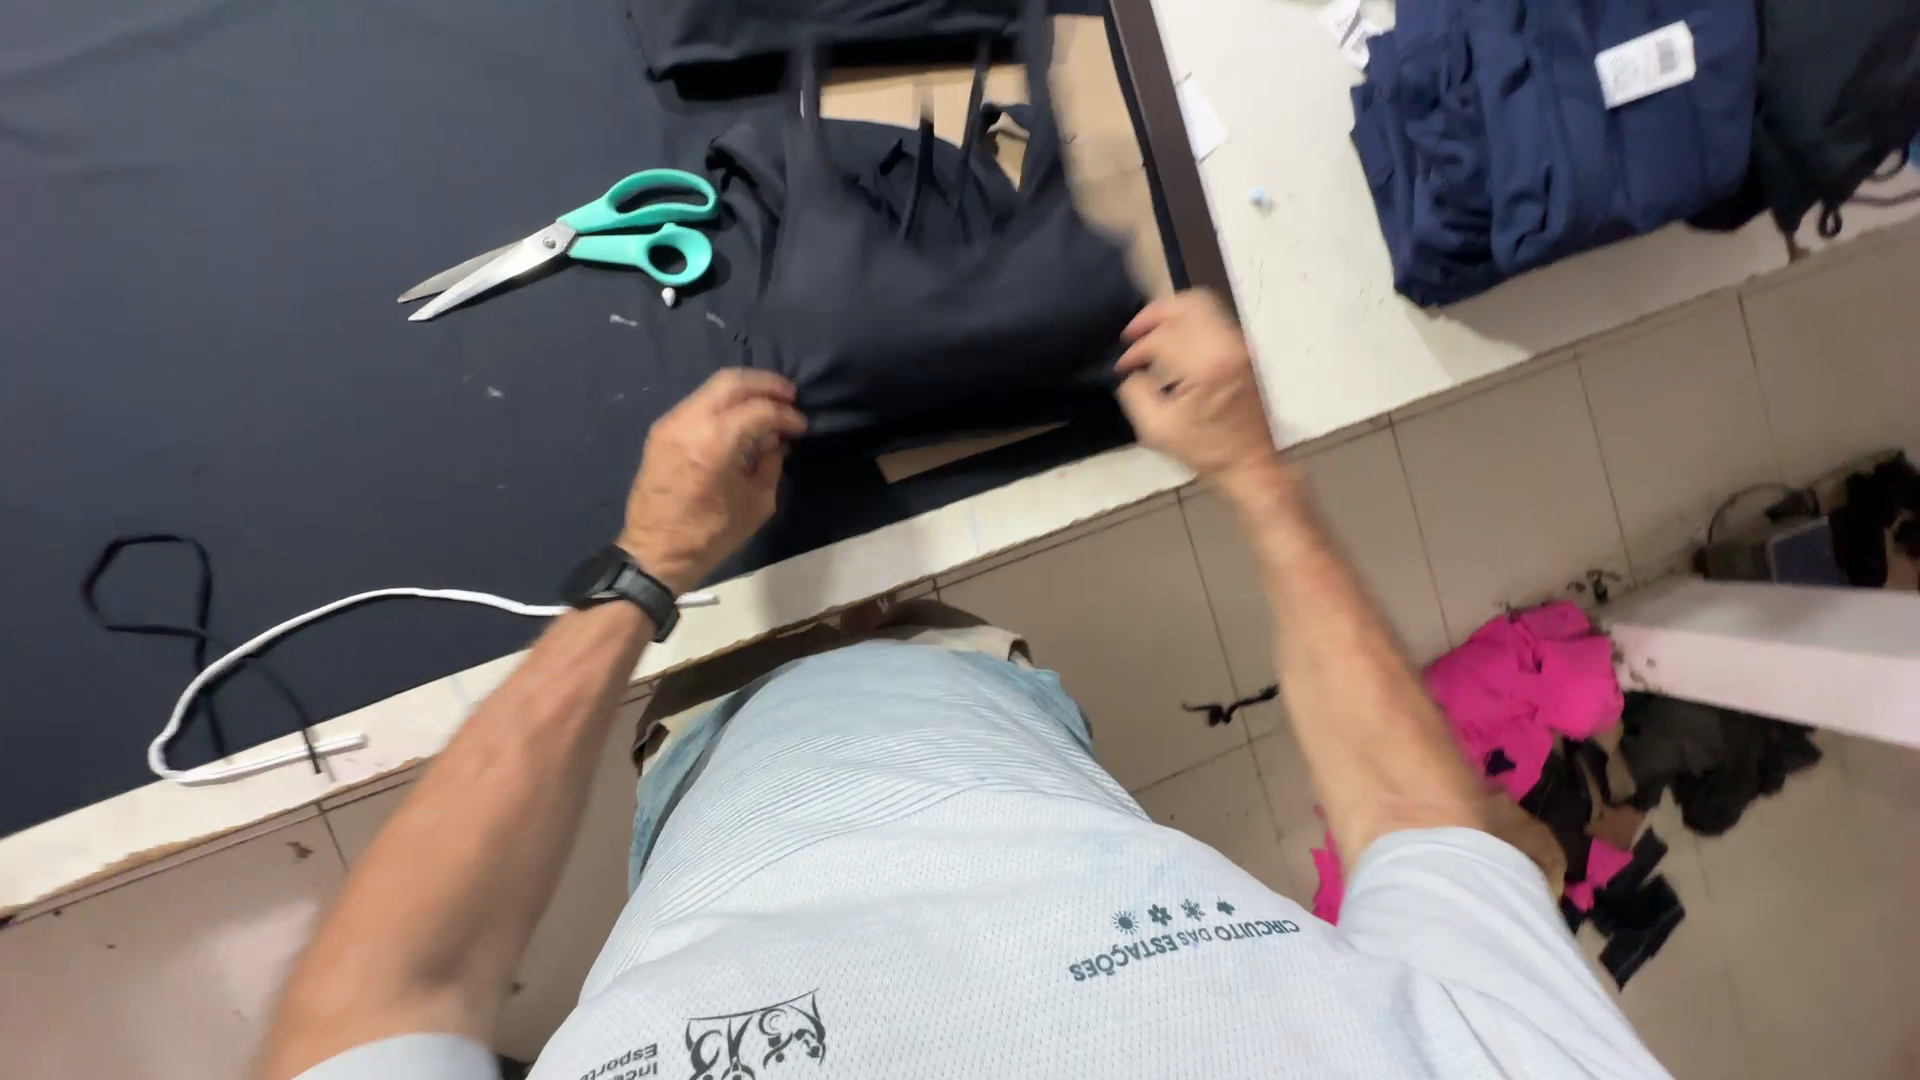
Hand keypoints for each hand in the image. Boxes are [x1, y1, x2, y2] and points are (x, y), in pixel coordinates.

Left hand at [618, 369, 806, 594]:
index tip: (801, 425)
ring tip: (768, 405)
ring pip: (713, 388)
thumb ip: (770, 463)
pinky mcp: (662, 431)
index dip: (786, 414)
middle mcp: (690, 422)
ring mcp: (671, 423)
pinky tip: (741, 419)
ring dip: (745, 392)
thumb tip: (776, 440)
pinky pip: (699, 404)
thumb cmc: (711, 535)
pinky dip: (725, 404)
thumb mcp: (757, 502)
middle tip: (789, 396)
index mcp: (716, 442)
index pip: (760, 410)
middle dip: (766, 384)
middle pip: (733, 381)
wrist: (656, 552)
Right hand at [1114, 290, 1284, 498]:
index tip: (1123, 366)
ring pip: (1203, 307)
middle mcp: (1226, 345)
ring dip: (1172, 317)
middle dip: (1155, 314)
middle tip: (1134, 332)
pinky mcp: (1243, 352)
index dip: (1136, 348)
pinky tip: (1173, 346)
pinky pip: (1213, 321)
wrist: (1250, 463)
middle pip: (1188, 303)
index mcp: (1205, 365)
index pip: (1162, 337)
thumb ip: (1136, 393)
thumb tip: (1131, 373)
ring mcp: (1239, 346)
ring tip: (1151, 336)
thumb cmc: (1204, 450)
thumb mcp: (1157, 429)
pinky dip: (1188, 325)